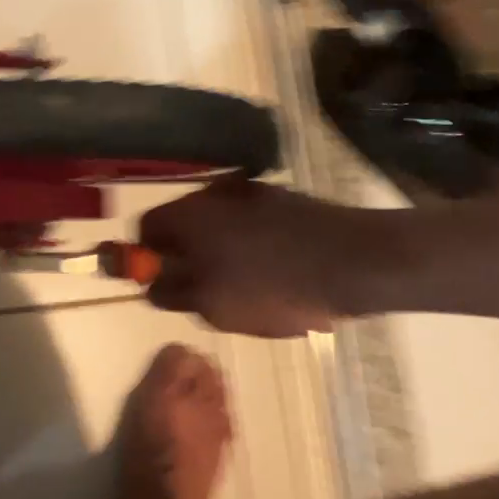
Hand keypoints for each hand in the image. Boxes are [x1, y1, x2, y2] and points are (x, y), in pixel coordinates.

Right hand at [136, 179, 404, 336]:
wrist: (353, 261)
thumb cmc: (271, 286)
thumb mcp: (210, 305)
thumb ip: (170, 293)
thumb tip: (149, 285)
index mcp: (185, 214)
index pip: (145, 228)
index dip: (147, 258)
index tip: (165, 286)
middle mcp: (210, 194)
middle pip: (182, 227)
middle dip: (188, 260)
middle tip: (208, 296)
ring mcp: (250, 194)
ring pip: (219, 228)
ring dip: (224, 257)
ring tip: (249, 293)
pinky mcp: (283, 201)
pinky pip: (252, 228)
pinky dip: (255, 250)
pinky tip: (279, 279)